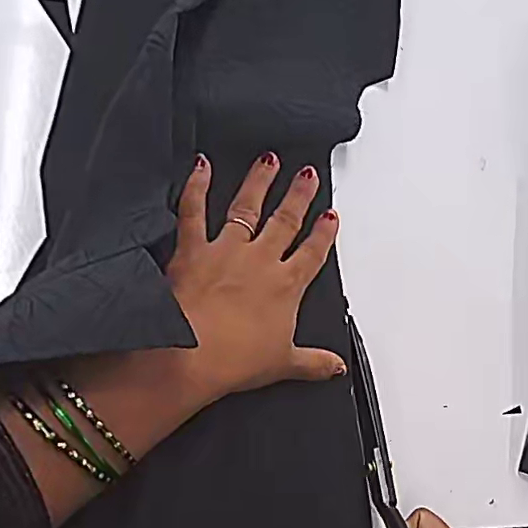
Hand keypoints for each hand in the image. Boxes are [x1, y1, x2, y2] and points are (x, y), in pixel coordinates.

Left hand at [166, 153, 344, 405]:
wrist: (193, 357)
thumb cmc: (236, 359)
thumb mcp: (284, 364)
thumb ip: (314, 362)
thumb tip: (335, 368)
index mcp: (286, 286)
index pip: (313, 253)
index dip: (323, 234)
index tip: (330, 217)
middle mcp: (260, 261)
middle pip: (286, 220)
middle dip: (299, 195)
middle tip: (307, 174)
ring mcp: (226, 251)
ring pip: (247, 206)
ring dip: (259, 181)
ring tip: (268, 160)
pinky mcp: (193, 250)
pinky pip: (194, 210)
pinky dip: (197, 186)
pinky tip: (201, 167)